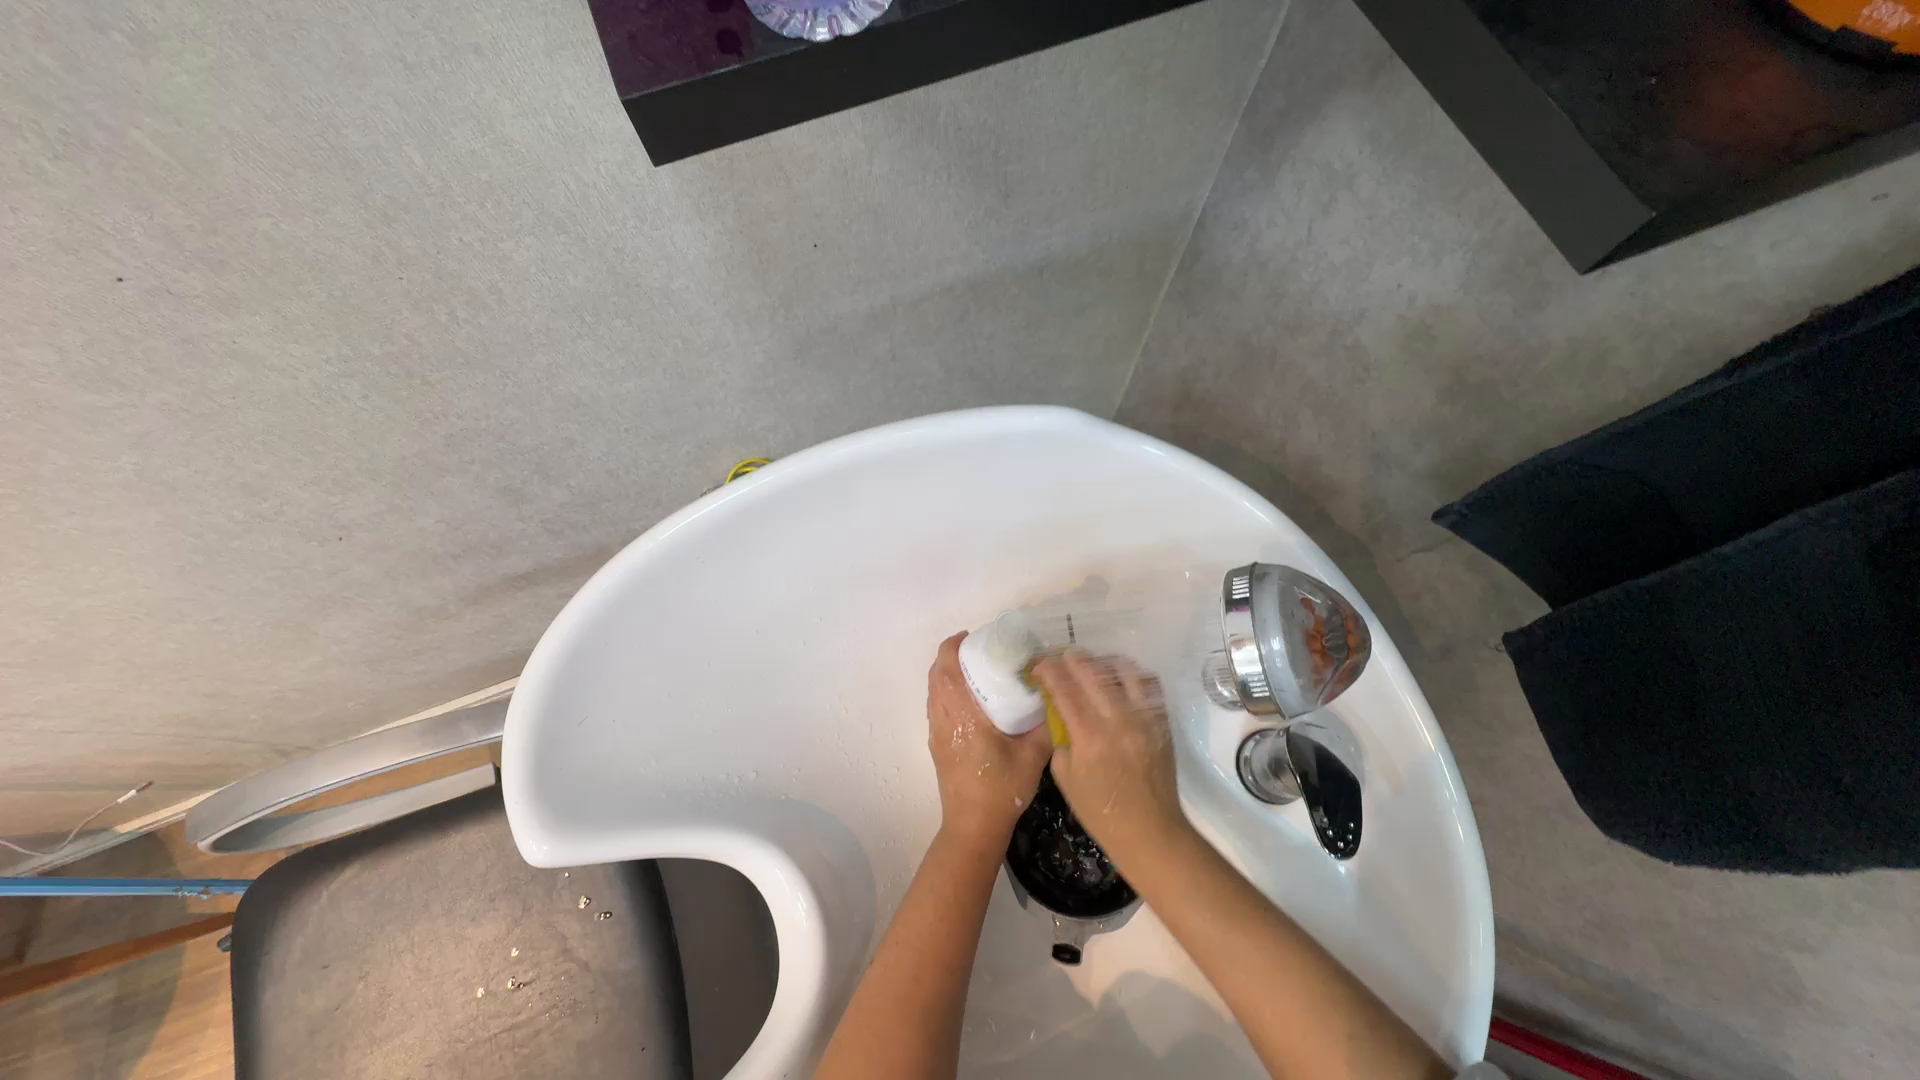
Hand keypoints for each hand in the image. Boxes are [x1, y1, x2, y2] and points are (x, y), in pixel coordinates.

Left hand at [926, 632, 1051, 845]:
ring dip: (947, 674)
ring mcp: (937, 733)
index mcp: (963, 715)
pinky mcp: (938, 745)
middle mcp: (944, 719)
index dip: (953, 646)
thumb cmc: (1002, 789)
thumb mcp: (1033, 754)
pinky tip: (971, 700)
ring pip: (933, 691)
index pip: (946, 669)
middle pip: (936, 675)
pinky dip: (947, 692)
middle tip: (978, 650)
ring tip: (975, 670)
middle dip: (951, 656)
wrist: (973, 826)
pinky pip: (936, 706)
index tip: (971, 635)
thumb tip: (1052, 694)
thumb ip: (1044, 722)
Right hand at [1030, 648, 1188, 863]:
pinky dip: (1131, 674)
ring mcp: (1144, 718)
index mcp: (1089, 736)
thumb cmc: (1100, 811)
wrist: (1149, 829)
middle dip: (1072, 659)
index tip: (1039, 664)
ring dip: (1102, 662)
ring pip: (1123, 671)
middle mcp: (1118, 720)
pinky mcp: (1161, 722)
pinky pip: (1148, 685)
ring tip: (1091, 664)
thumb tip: (1061, 712)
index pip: (1064, 689)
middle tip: (1061, 657)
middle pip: (1092, 672)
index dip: (1048, 670)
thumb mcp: (1065, 776)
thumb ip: (1061, 738)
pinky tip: (1119, 677)